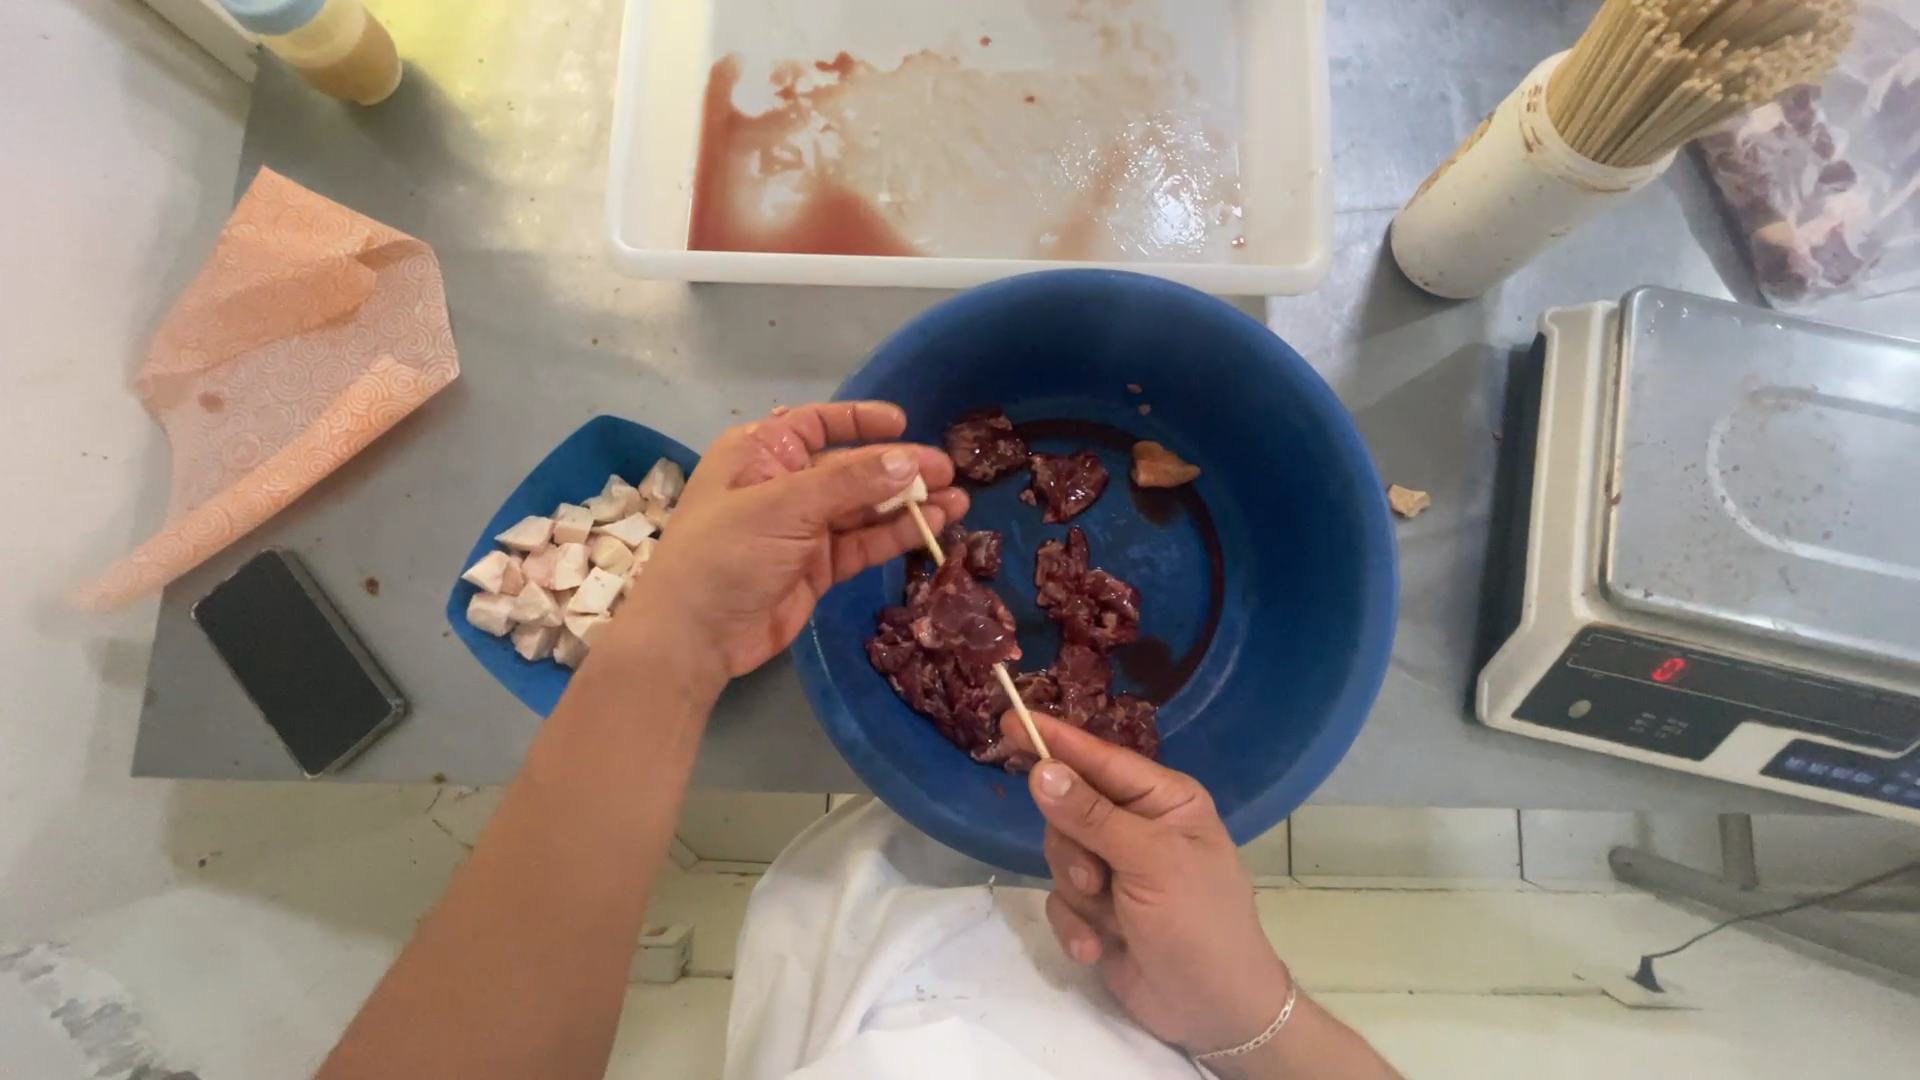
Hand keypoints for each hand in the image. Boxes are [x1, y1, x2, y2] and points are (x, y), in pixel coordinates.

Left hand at [622, 402, 965, 692]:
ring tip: (957, 501)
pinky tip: (932, 527)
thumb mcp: (785, 507)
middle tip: (948, 471)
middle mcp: (786, 485)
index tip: (905, 424)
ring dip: (907, 504)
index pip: (818, 424)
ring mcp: (804, 528)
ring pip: (865, 508)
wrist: (695, 638)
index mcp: (762, 453)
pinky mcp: (820, 566)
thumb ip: (851, 482)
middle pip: (853, 468)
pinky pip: (864, 542)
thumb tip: (909, 460)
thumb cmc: (726, 554)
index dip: (861, 421)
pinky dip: (896, 535)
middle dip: (900, 469)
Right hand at [1003, 710, 1290, 1056]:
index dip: (1054, 739)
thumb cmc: (1199, 922)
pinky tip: (1100, 946)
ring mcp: (1115, 868)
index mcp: (1162, 799)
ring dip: (1078, 890)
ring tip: (1107, 916)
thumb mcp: (1149, 861)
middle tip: (1094, 877)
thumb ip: (1091, 815)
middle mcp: (1136, 825)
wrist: (1216, 1018)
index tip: (1010, 719)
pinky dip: (1076, 925)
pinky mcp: (1097, 909)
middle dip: (1074, 846)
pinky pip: (1060, 899)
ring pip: (1060, 852)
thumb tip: (1040, 769)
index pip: (1099, 757)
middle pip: (1069, 807)